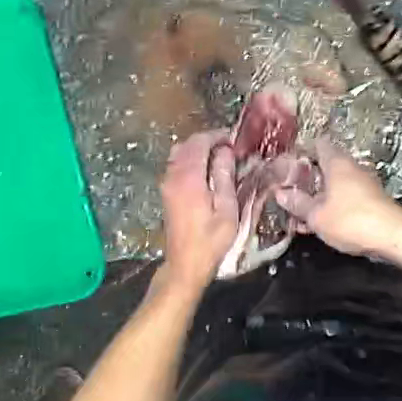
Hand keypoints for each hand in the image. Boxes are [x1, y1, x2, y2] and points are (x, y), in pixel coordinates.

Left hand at [157, 130, 238, 292]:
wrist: (185, 264)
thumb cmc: (211, 240)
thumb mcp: (227, 209)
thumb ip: (224, 176)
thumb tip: (225, 152)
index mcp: (189, 177)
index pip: (200, 142)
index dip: (217, 136)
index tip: (234, 140)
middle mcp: (173, 176)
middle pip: (187, 144)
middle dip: (208, 141)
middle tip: (230, 148)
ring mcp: (167, 184)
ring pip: (179, 154)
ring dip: (198, 150)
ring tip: (220, 159)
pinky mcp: (166, 193)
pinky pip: (177, 166)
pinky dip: (191, 161)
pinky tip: (207, 173)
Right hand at [275, 140, 401, 259]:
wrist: (393, 237)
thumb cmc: (351, 221)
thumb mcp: (317, 215)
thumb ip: (297, 203)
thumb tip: (281, 193)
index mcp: (337, 163)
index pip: (318, 144)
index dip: (301, 152)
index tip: (286, 165)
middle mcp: (352, 168)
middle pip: (325, 165)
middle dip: (307, 178)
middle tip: (289, 191)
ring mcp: (364, 184)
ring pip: (335, 184)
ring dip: (318, 196)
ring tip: (300, 213)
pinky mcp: (371, 200)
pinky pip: (345, 197)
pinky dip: (331, 206)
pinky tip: (320, 222)